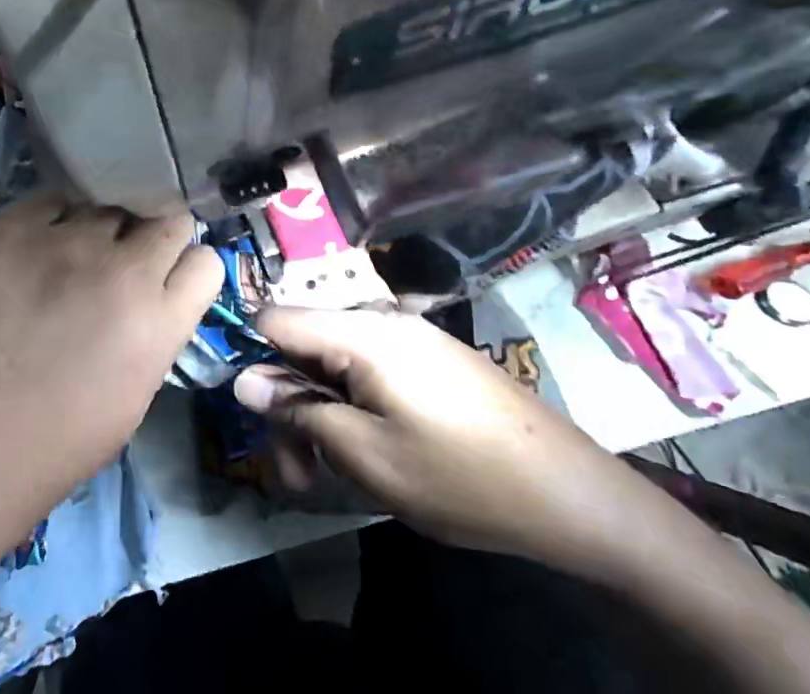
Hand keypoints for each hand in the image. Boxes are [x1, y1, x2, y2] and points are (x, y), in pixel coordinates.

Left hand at [0, 194, 220, 523]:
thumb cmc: (38, 456)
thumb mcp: (127, 408)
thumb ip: (152, 342)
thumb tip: (152, 307)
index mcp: (158, 325)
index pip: (206, 263)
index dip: (187, 271)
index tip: (168, 282)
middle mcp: (122, 271)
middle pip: (168, 219)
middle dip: (156, 237)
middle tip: (127, 261)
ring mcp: (63, 243)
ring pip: (111, 206)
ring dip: (104, 228)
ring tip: (73, 256)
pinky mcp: (7, 229)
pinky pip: (53, 200)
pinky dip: (55, 218)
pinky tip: (35, 247)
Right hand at [234, 308, 635, 564]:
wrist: (567, 491)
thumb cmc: (458, 475)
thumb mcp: (365, 454)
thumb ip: (299, 411)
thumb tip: (242, 379)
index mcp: (362, 332)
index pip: (275, 318)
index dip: (250, 357)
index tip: (252, 412)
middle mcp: (383, 321)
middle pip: (304, 347)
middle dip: (288, 407)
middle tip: (298, 476)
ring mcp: (411, 338)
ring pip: (335, 364)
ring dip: (319, 415)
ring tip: (329, 477)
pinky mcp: (431, 359)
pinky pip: (370, 370)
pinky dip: (352, 407)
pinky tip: (367, 451)